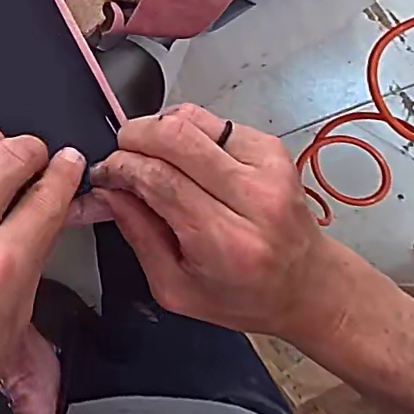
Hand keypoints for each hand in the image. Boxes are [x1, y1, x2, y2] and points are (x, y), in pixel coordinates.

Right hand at [90, 105, 361, 345]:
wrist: (308, 282)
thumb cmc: (243, 295)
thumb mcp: (177, 288)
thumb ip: (138, 234)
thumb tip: (107, 189)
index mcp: (227, 241)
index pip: (161, 179)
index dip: (122, 167)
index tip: (105, 172)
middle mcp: (252, 196)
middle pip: (177, 136)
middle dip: (135, 135)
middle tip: (121, 152)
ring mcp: (266, 164)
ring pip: (193, 118)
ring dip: (158, 127)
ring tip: (149, 150)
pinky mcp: (271, 145)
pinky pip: (213, 119)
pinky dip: (186, 128)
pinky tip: (183, 153)